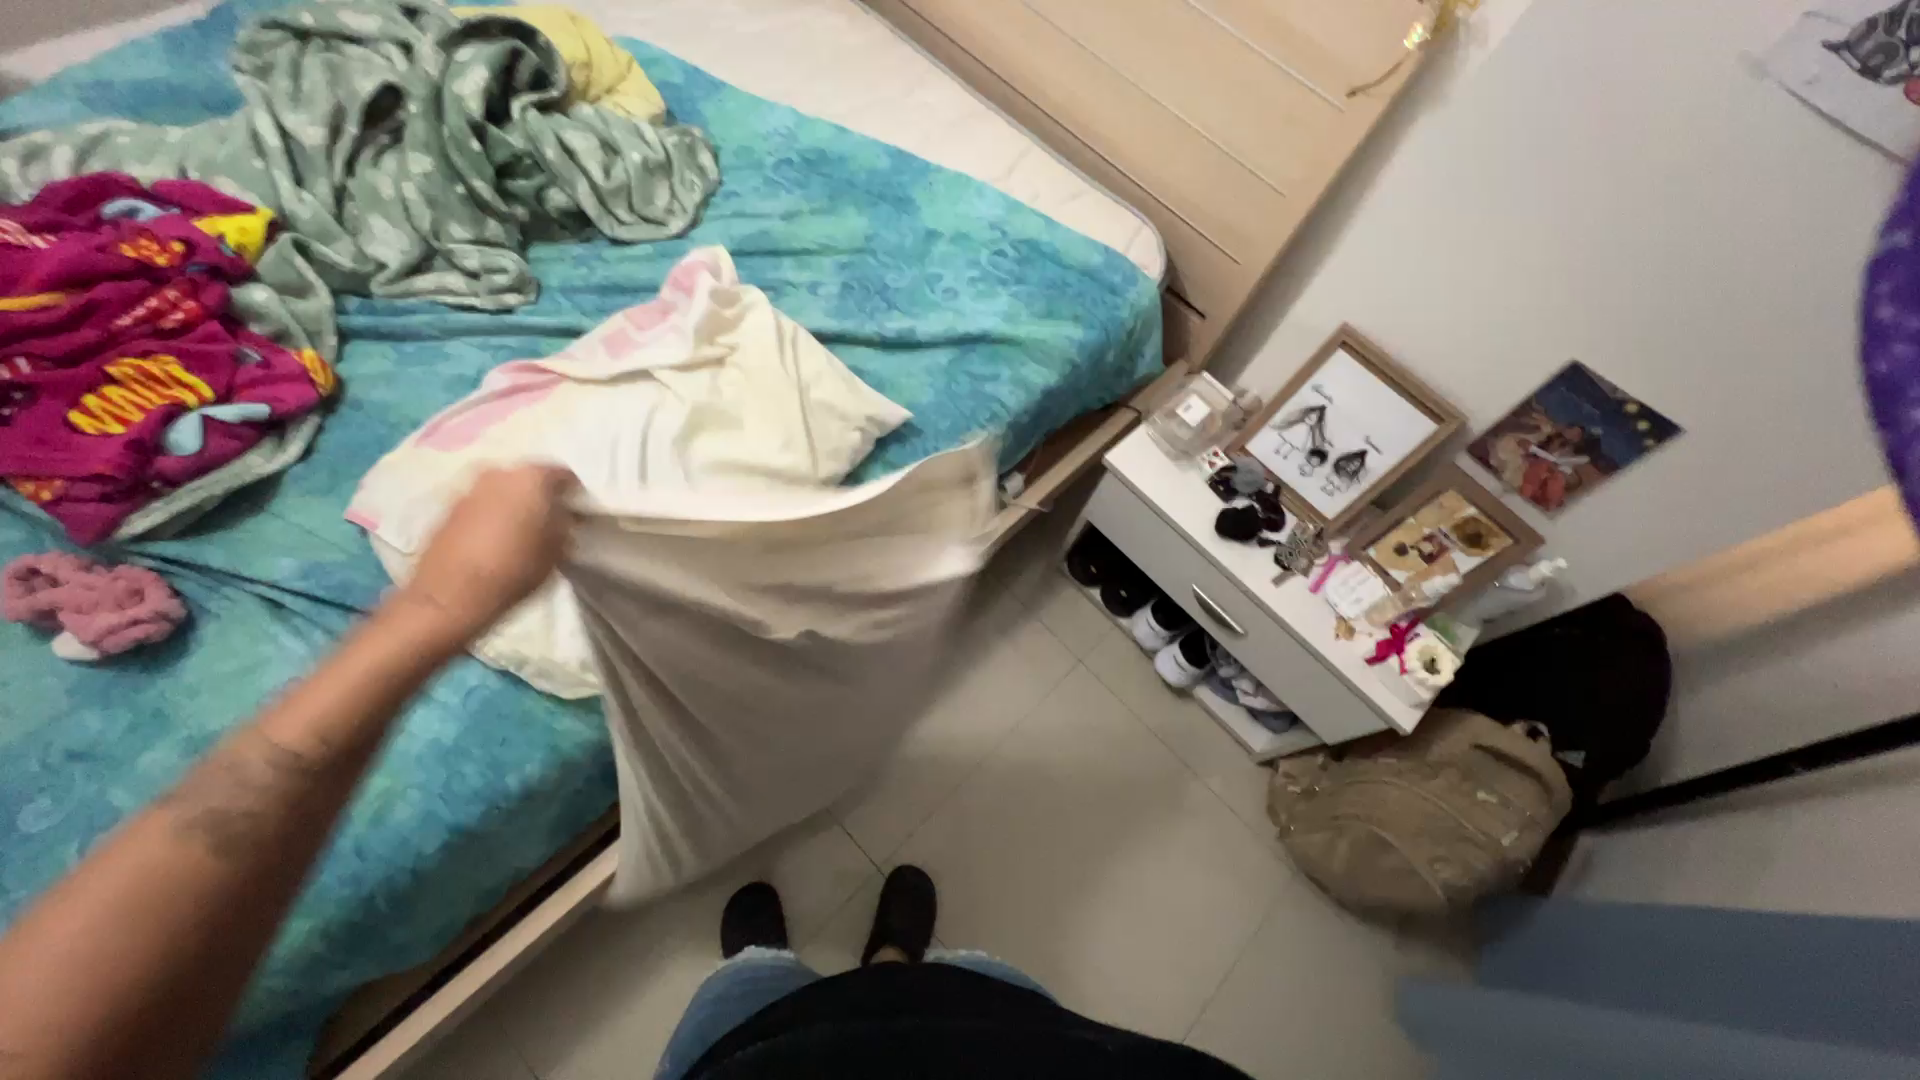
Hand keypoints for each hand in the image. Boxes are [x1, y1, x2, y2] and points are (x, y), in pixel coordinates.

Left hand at [391, 464, 577, 644]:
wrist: (451, 594)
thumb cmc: (515, 569)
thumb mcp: (559, 549)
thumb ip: (565, 522)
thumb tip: (564, 513)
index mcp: (530, 477)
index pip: (563, 473)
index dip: (574, 491)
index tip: (579, 507)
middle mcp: (498, 472)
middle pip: (528, 476)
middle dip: (541, 493)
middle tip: (551, 515)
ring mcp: (468, 487)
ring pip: (502, 488)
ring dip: (514, 501)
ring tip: (523, 525)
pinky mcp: (447, 506)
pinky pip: (482, 502)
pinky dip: (492, 511)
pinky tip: (497, 533)